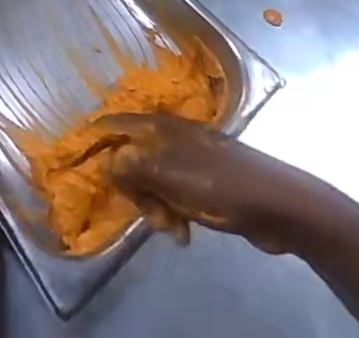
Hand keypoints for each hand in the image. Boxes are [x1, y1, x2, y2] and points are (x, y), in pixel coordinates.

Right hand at [98, 111, 341, 254]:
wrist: (280, 206)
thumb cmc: (217, 184)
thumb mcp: (162, 173)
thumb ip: (125, 165)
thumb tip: (106, 166)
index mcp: (154, 125)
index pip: (108, 126)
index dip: (90, 143)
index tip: (78, 168)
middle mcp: (166, 135)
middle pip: (127, 158)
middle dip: (131, 189)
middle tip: (147, 213)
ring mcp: (186, 157)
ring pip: (149, 180)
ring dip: (154, 206)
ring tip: (172, 229)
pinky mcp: (203, 181)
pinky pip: (172, 194)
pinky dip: (173, 212)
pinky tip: (184, 233)